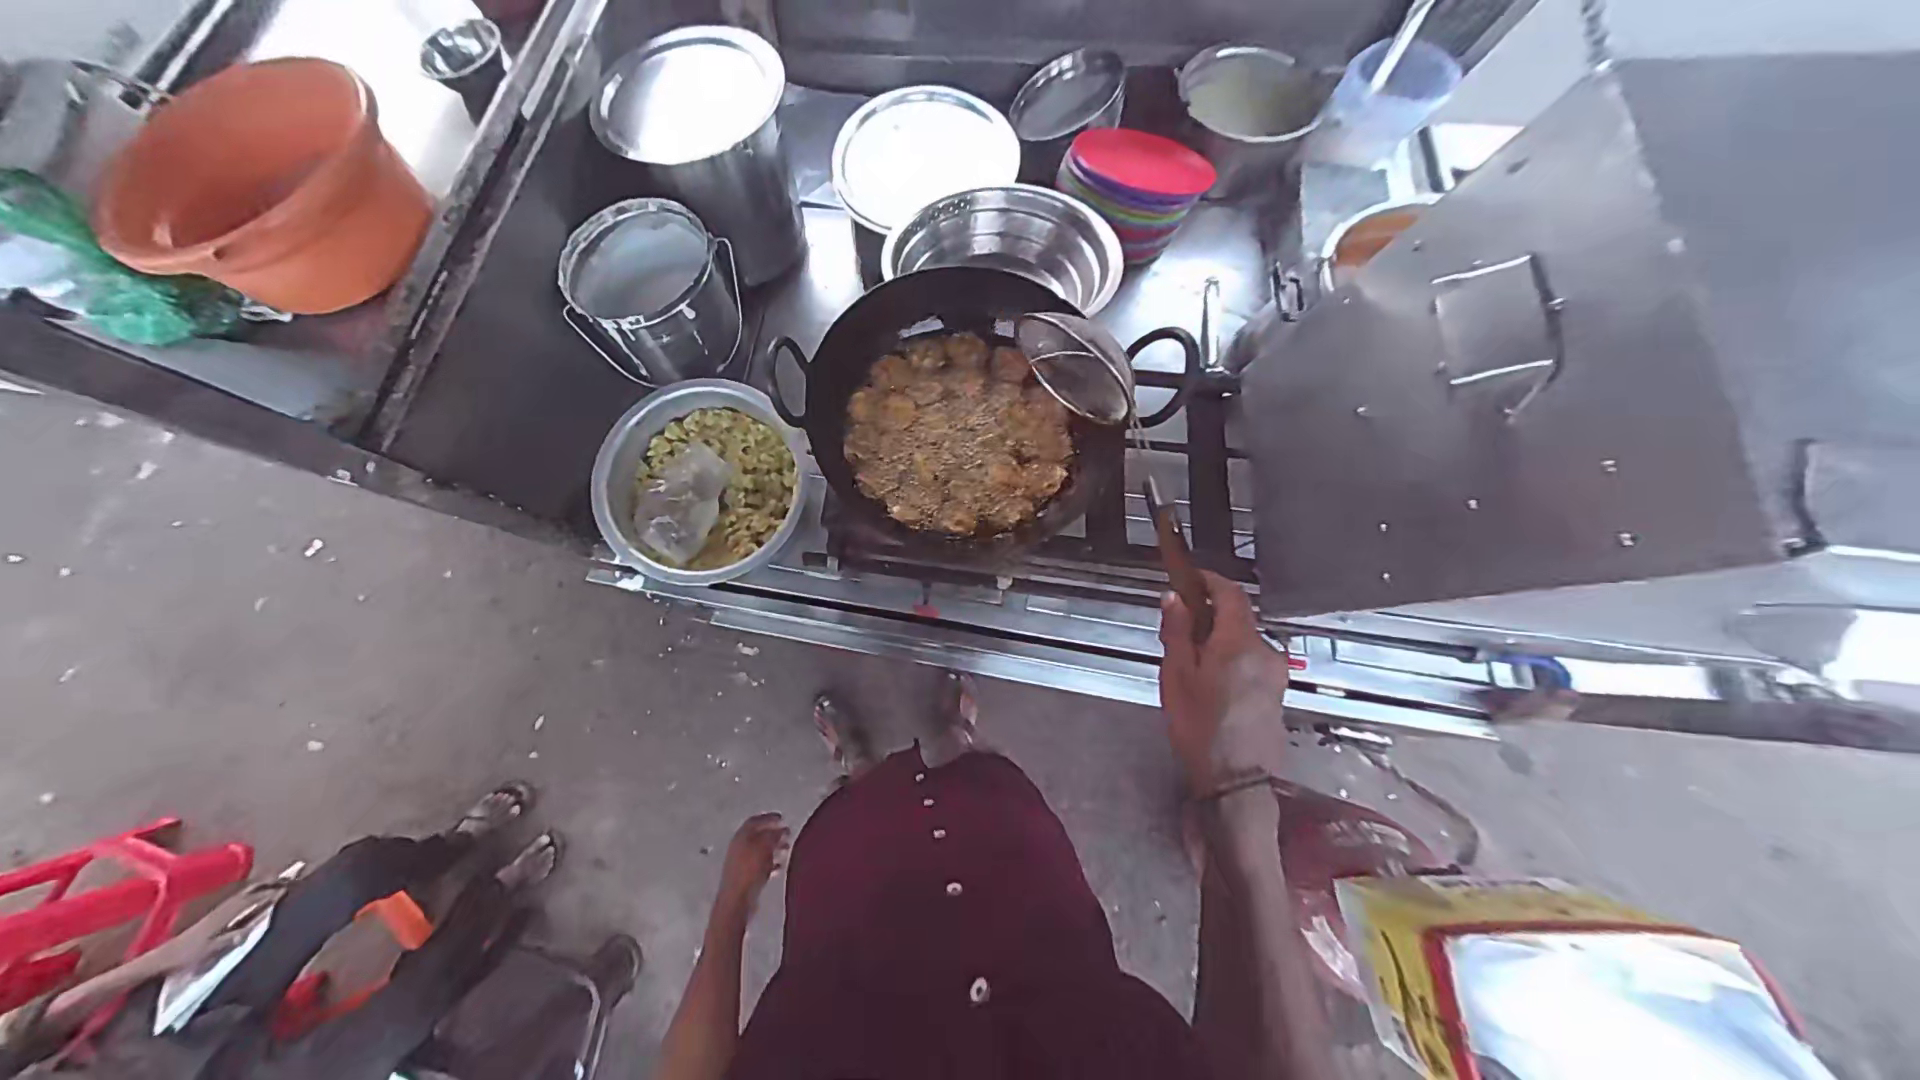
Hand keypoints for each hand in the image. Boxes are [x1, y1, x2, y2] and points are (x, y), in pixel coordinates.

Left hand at [717, 812, 789, 918]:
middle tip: (788, 834)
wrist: (737, 900)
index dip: (769, 817)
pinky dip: (770, 862)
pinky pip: (759, 864)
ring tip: (786, 849)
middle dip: (774, 833)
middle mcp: (738, 846)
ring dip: (773, 847)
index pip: (755, 820)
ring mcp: (740, 863)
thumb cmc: (751, 869)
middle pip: (758, 834)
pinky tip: (779, 866)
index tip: (782, 818)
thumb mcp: (765, 846)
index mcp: (741, 835)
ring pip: (759, 850)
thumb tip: (781, 829)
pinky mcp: (744, 877)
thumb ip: (774, 834)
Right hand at [1159, 571, 1291, 794]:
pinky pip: (1251, 659)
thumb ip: (1177, 632)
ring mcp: (1275, 672)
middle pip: (1238, 616)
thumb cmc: (1200, 726)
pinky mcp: (1276, 690)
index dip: (1209, 580)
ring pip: (1244, 639)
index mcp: (1239, 642)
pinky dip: (1231, 656)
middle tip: (1178, 626)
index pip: (1230, 593)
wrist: (1235, 780)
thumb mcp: (1177, 675)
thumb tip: (1174, 598)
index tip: (1189, 577)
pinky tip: (1210, 679)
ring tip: (1190, 660)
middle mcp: (1265, 651)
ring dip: (1220, 637)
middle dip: (1209, 613)